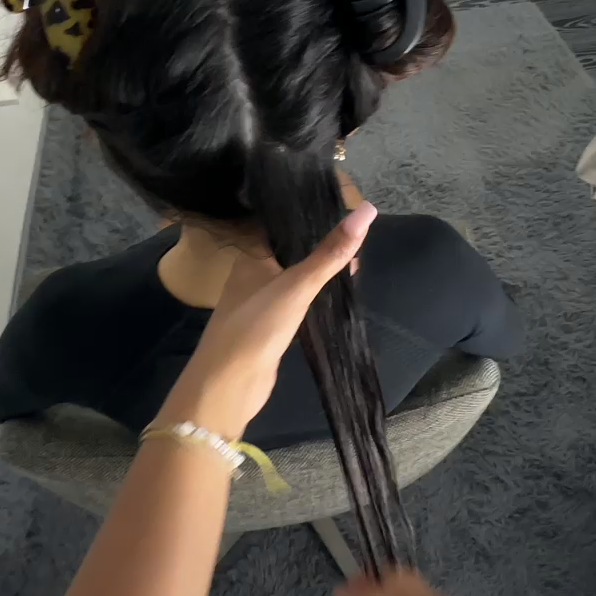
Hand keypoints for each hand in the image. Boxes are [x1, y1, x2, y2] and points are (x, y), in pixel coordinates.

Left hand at [155, 202, 376, 440]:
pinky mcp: (269, 323)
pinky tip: (336, 291)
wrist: (227, 385)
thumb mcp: (298, 285)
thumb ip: (331, 252)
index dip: (315, 215)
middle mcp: (252, 270)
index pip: (285, 221)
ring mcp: (260, 298)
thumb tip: (367, 210)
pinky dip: (315, 292)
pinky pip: (296, 297)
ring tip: (355, 261)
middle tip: (360, 237)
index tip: (350, 209)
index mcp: (251, 253)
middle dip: (323, 243)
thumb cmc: (257, 327)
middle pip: (292, 248)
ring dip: (321, 268)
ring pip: (295, 273)